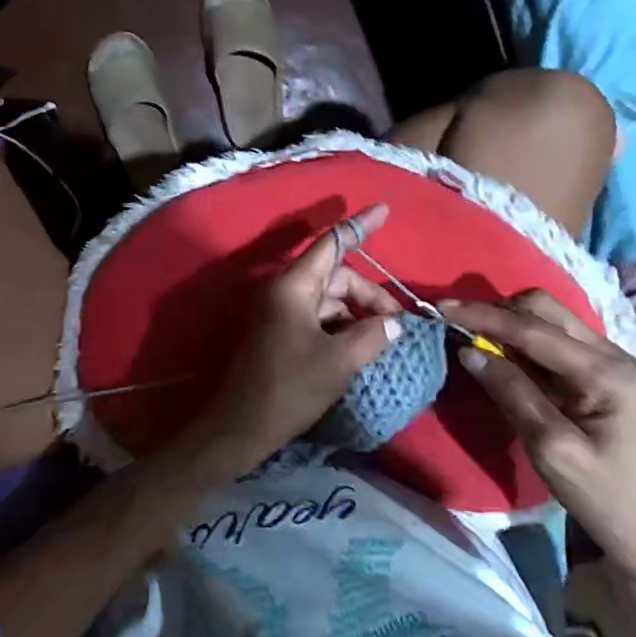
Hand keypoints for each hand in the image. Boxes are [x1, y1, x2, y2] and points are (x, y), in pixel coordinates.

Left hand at [185, 205, 404, 476]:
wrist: (239, 426)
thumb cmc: (289, 388)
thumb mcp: (339, 361)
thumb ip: (371, 335)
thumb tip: (392, 324)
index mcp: (293, 287)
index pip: (332, 244)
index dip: (360, 226)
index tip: (385, 209)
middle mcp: (282, 291)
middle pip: (335, 277)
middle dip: (368, 294)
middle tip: (396, 324)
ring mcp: (276, 312)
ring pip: (326, 299)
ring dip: (355, 313)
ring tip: (382, 339)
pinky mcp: (275, 333)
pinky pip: (314, 317)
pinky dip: (338, 327)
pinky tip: (358, 347)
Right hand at [446, 291, 635, 573]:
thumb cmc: (599, 493)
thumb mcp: (550, 448)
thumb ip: (512, 393)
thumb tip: (469, 351)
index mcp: (605, 373)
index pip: (533, 330)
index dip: (484, 316)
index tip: (442, 308)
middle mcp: (610, 353)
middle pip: (544, 308)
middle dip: (497, 310)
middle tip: (458, 326)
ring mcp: (607, 358)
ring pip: (547, 316)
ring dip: (507, 321)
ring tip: (473, 338)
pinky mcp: (597, 368)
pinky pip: (551, 336)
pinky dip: (520, 337)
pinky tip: (501, 354)